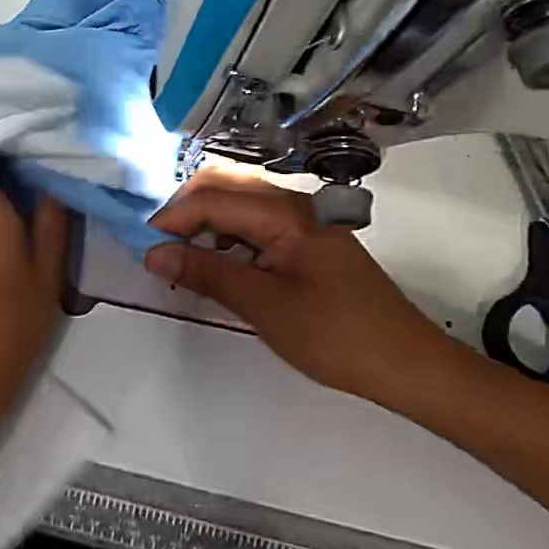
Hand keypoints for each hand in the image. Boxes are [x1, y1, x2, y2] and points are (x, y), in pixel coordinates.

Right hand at [143, 168, 451, 404]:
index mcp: (284, 212)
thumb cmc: (336, 335)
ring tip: (181, 261)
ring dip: (204, 224)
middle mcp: (292, 204)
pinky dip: (227, 238)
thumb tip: (153, 254)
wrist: (405, 363)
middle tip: (159, 250)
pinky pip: (255, 224)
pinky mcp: (306, 241)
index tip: (143, 250)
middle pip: (224, 185)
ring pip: (238, 203)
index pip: (211, 198)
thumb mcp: (264, 305)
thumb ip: (206, 273)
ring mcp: (302, 221)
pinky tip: (215, 266)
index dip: (171, 219)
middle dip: (184, 211)